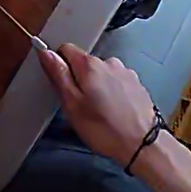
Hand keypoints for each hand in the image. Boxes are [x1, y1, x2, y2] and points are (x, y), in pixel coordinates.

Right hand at [37, 43, 161, 166]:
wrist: (143, 142)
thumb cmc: (105, 129)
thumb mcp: (72, 105)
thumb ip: (59, 75)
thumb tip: (47, 54)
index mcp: (89, 65)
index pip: (66, 49)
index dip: (58, 64)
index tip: (59, 82)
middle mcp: (108, 62)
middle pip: (84, 62)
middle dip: (78, 79)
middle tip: (78, 105)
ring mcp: (124, 71)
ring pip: (100, 73)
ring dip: (96, 86)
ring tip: (98, 111)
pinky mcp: (135, 82)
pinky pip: (115, 81)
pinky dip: (111, 92)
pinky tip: (112, 110)